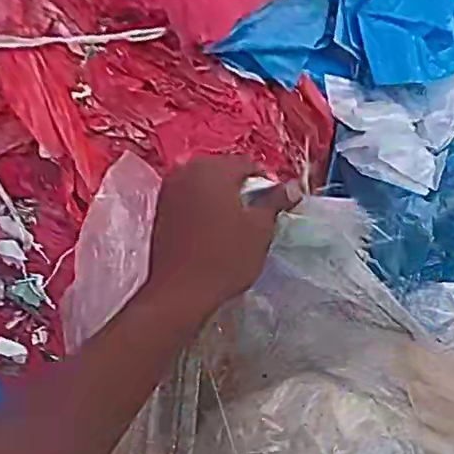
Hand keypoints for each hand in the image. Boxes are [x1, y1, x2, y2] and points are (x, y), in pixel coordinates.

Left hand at [136, 156, 299, 316]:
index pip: (248, 164)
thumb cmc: (226, 257)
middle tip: (259, 212)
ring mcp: (169, 189)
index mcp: (213, 170)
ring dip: (223, 196)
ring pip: (205, 183)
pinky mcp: (161, 208)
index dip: (268, 182)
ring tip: (238, 221)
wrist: (181, 290)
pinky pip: (190, 197)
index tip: (278, 203)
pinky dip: (205, 205)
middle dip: (243, 187)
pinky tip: (215, 228)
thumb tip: (292, 186)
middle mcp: (186, 170)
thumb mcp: (260, 229)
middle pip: (224, 170)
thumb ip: (274, 201)